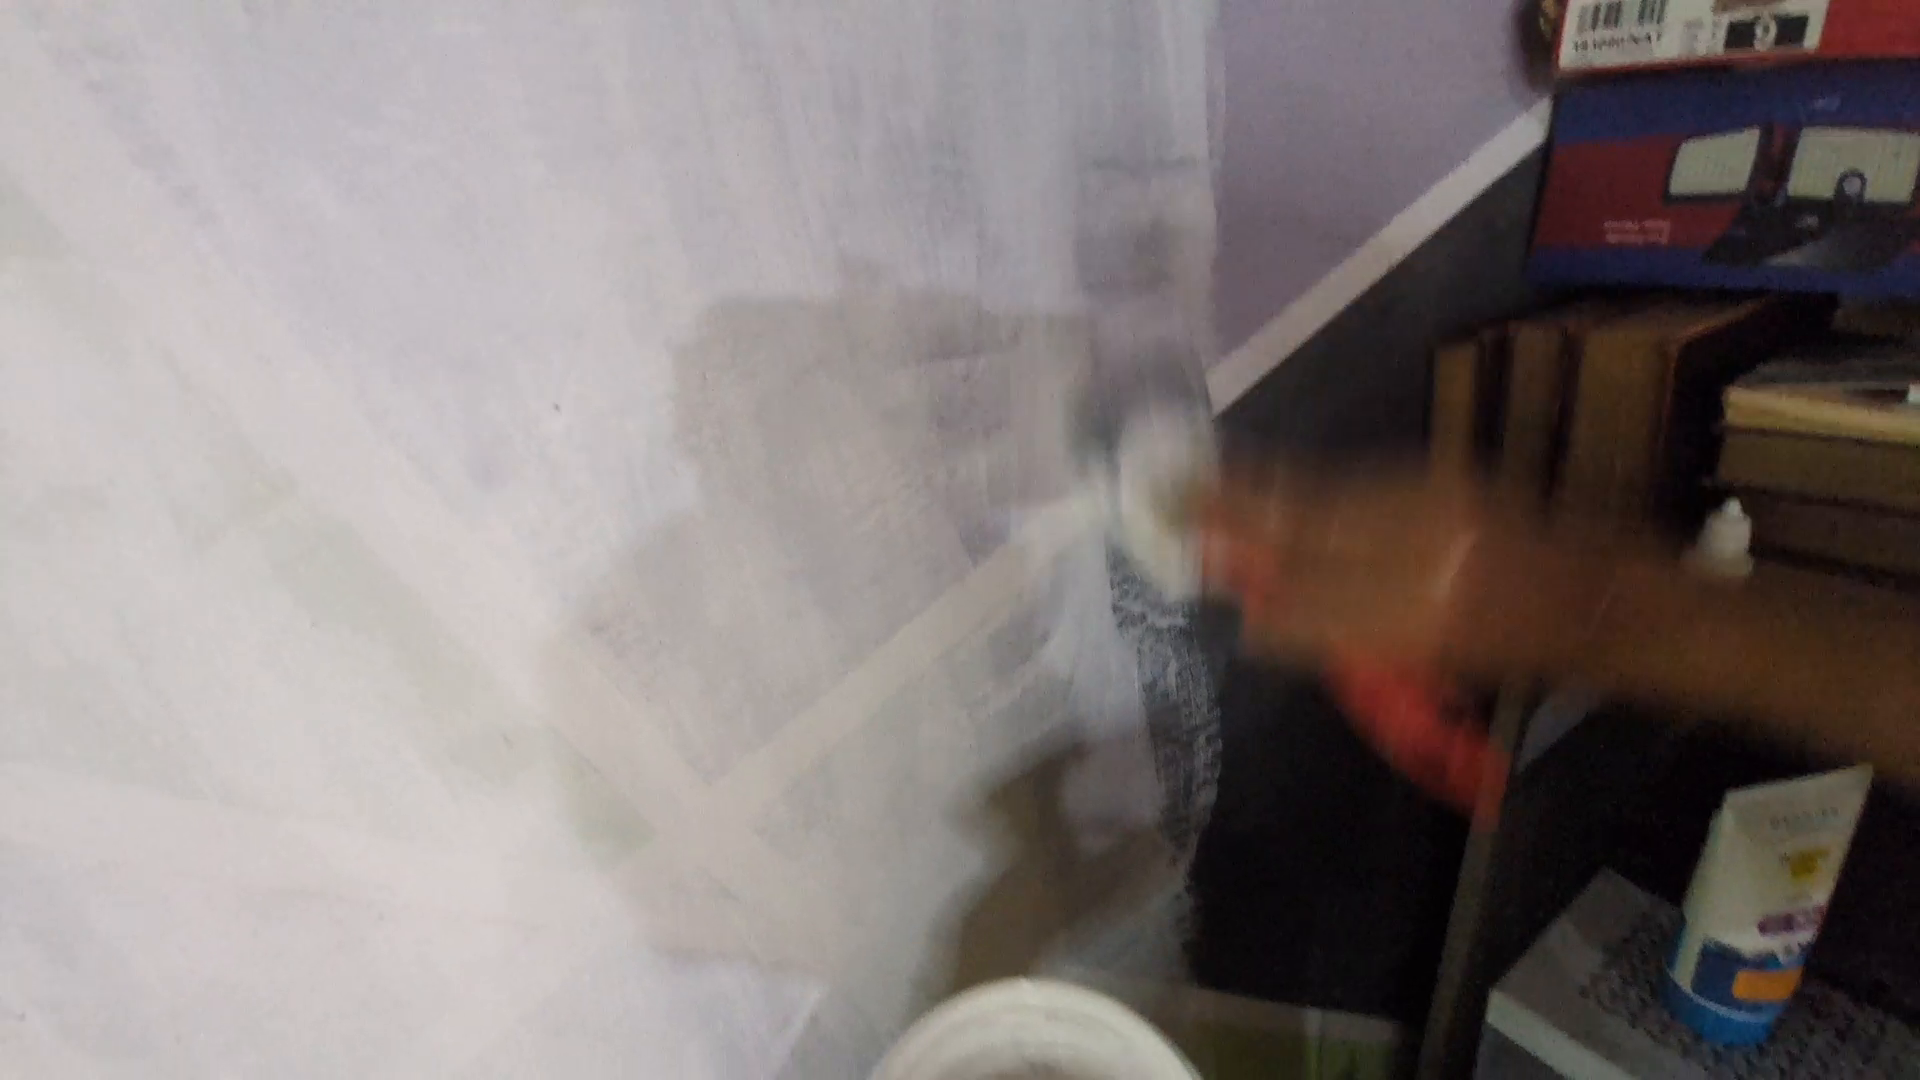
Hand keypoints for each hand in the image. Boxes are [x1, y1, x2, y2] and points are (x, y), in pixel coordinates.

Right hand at [1194, 467, 1563, 673]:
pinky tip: (1254, 474)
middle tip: (1165, 498)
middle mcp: (1426, 550)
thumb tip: (1258, 615)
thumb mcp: (1426, 663)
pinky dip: (1291, 478)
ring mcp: (1433, 501)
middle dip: (1225, 513)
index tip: (1194, 572)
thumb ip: (1339, 634)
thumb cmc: (1513, 651)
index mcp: (1428, 618)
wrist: (1603, 590)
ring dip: (1247, 485)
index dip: (1243, 588)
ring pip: (1317, 493)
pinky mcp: (1437, 472)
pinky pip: (1345, 478)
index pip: (1307, 604)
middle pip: (1300, 528)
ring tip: (1192, 476)